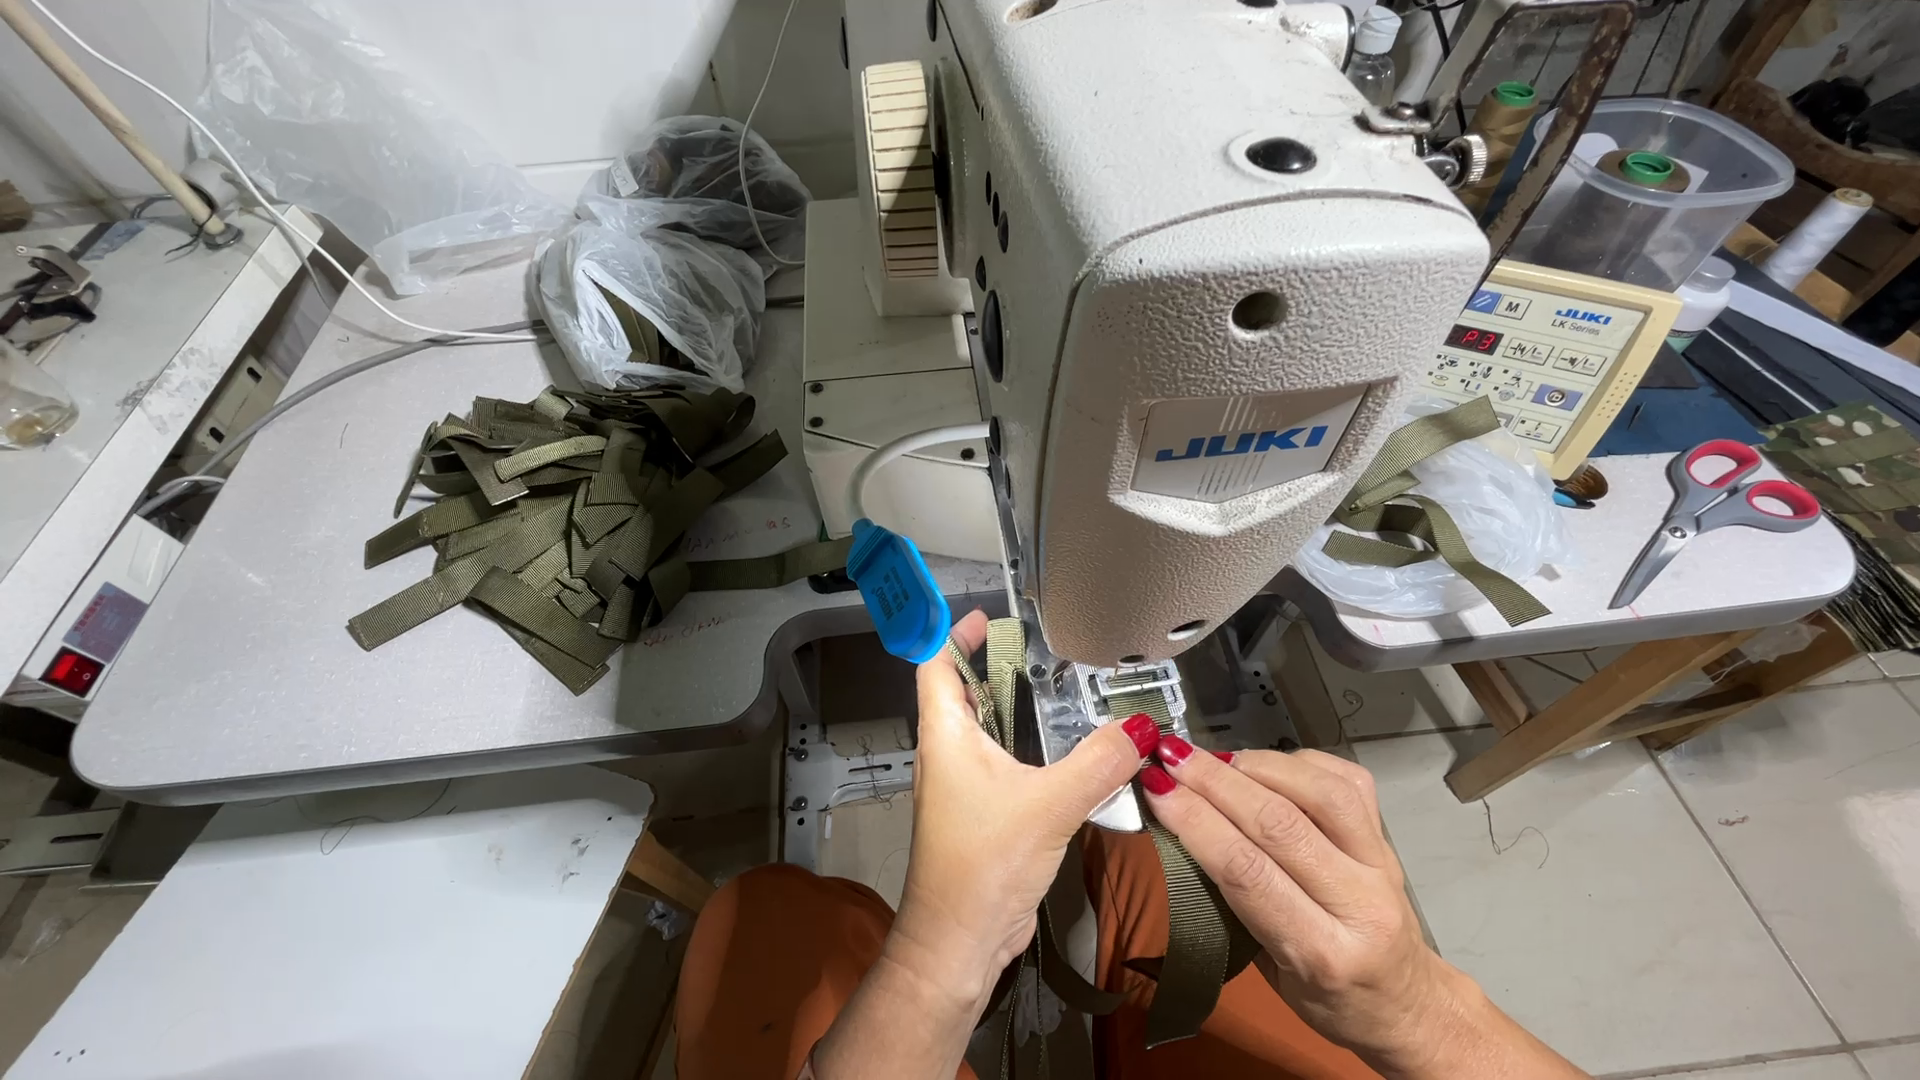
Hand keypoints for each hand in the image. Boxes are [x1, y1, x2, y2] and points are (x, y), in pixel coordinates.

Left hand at [888, 610, 1160, 1007]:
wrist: (959, 941)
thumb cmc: (983, 863)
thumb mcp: (1049, 805)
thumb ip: (1099, 763)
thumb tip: (1142, 727)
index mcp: (945, 734)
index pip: (934, 665)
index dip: (953, 633)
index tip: (986, 616)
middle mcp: (947, 751)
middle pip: (960, 690)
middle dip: (991, 663)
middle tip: (1036, 645)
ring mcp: (961, 783)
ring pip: (982, 727)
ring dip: (1010, 704)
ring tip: (1055, 685)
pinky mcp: (980, 810)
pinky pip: (1000, 760)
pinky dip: (1023, 743)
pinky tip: (1061, 747)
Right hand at [1138, 741, 1477, 1074]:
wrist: (1407, 1003)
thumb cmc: (1323, 995)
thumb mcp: (1264, 967)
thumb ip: (1227, 897)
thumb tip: (1175, 822)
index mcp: (1321, 953)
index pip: (1247, 871)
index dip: (1195, 820)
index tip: (1155, 787)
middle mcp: (1360, 905)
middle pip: (1278, 824)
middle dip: (1213, 780)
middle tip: (1169, 755)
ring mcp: (1382, 865)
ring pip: (1318, 791)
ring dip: (1254, 763)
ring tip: (1211, 757)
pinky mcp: (1389, 836)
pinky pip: (1345, 778)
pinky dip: (1294, 760)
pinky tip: (1260, 763)